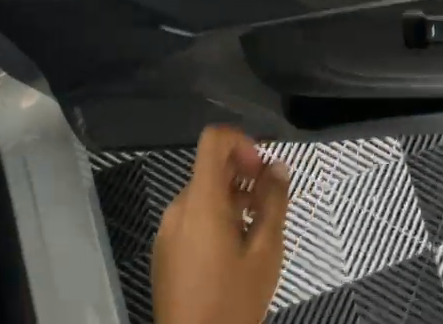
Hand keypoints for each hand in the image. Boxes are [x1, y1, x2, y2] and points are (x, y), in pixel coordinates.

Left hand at [152, 126, 290, 323]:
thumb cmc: (233, 302)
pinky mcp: (164, 253)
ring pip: (204, 196)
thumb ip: (274, 203)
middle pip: (211, 170)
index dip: (241, 142)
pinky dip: (216, 219)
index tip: (263, 170)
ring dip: (233, 200)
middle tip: (270, 205)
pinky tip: (235, 252)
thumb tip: (278, 167)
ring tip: (257, 233)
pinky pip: (192, 219)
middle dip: (244, 177)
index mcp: (201, 202)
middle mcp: (178, 209)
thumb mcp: (266, 252)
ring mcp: (167, 232)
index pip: (213, 141)